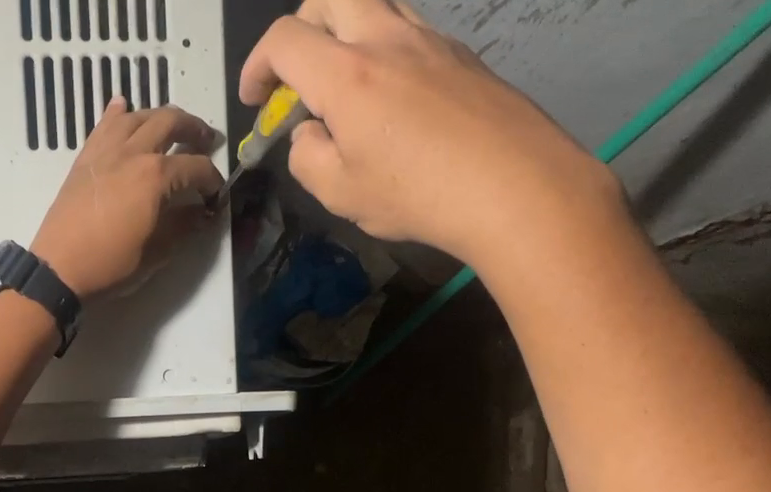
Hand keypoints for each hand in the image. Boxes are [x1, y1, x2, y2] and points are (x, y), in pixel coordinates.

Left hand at [30, 99, 224, 300]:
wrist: (58, 269)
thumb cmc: (109, 265)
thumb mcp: (155, 253)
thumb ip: (183, 227)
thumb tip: (202, 214)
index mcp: (155, 176)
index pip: (196, 167)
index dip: (212, 180)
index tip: (215, 195)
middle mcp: (133, 152)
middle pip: (171, 122)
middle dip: (194, 129)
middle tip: (205, 140)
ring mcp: (106, 151)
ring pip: (138, 115)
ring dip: (160, 116)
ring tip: (170, 127)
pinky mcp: (85, 158)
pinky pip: (104, 125)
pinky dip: (118, 113)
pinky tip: (123, 107)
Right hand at [239, 0, 625, 269]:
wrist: (514, 186)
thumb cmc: (417, 194)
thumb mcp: (338, 192)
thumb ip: (306, 155)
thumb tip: (308, 132)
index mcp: (347, 74)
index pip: (284, 40)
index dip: (256, 65)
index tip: (255, 100)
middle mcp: (387, 39)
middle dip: (300, 28)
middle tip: (297, 73)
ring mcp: (430, 40)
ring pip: (375, 4)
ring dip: (345, 32)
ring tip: (344, 84)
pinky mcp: (461, 55)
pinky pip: (410, 30)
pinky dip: (383, 50)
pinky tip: (390, 99)